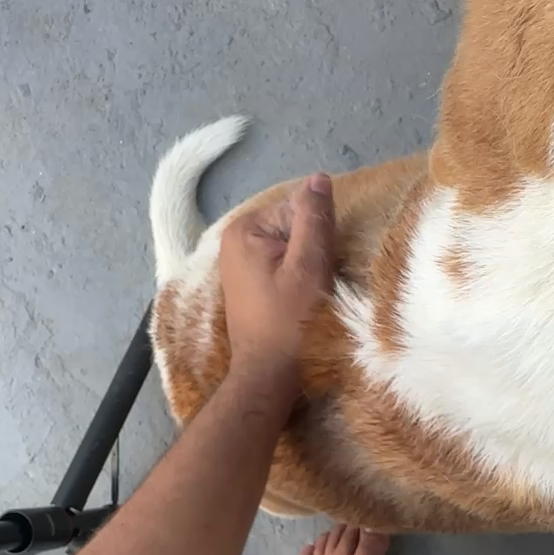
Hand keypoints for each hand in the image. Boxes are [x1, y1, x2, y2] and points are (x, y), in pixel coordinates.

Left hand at [219, 173, 335, 380]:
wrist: (268, 376)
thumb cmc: (290, 324)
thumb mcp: (309, 266)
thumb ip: (314, 218)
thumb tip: (319, 178)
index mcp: (244, 229)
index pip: (299, 210)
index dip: (318, 239)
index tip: (319, 272)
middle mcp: (234, 242)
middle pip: (292, 230)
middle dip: (311, 254)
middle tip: (314, 289)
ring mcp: (238, 267)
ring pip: (289, 252)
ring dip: (306, 271)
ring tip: (306, 300)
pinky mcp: (246, 289)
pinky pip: (280, 271)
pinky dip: (294, 284)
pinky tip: (297, 307)